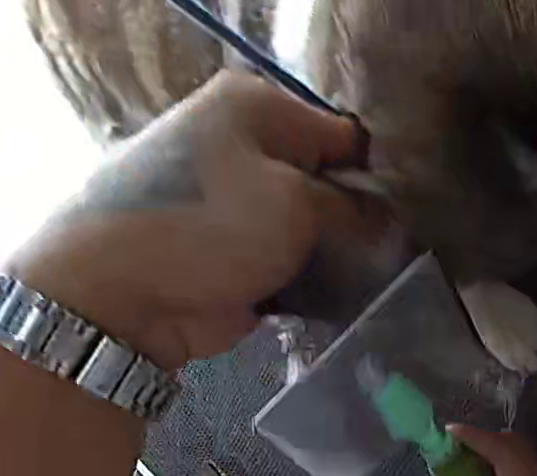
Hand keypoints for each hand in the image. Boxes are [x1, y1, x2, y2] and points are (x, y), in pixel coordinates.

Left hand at [7, 72, 380, 368]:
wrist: (127, 293)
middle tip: (398, 258)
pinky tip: (349, 303)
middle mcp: (252, 153)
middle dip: (363, 223)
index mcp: (259, 110)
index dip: (379, 176)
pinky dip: (320, 286)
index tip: (409, 218)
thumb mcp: (293, 203)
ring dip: (343, 260)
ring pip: (317, 233)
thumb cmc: (209, 226)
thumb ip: (348, 208)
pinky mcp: (246, 262)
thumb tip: (385, 220)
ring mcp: (247, 212)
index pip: (344, 137)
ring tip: (379, 284)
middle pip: (330, 187)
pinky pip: (299, 269)